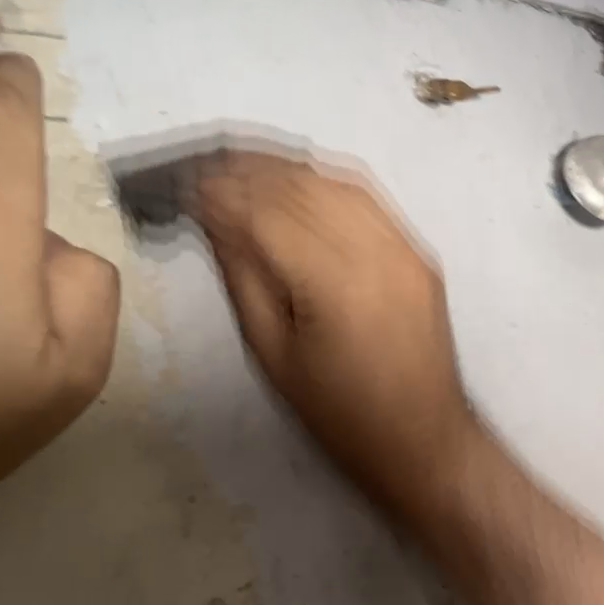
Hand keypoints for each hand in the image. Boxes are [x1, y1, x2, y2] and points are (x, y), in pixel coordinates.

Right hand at [187, 150, 477, 520]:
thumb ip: (245, 276)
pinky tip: (296, 184)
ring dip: (286, 169)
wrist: (423, 438)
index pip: (267, 211)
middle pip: (303, 186)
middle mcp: (378, 252)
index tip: (180, 182)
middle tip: (200, 167)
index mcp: (336, 282)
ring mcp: (407, 250)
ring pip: (339, 183)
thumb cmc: (341, 414)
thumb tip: (215, 217)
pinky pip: (371, 202)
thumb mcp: (275, 352)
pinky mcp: (421, 256)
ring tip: (238, 166)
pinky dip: (327, 183)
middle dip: (246, 170)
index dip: (220, 191)